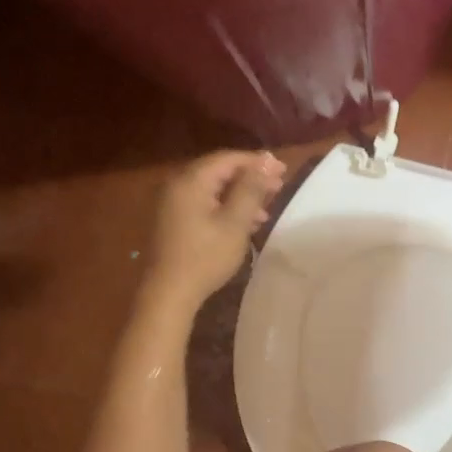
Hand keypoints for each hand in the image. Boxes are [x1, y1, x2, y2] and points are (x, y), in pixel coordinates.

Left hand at [144, 150, 284, 308]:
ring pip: (214, 188)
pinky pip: (205, 202)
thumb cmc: (205, 257)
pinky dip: (226, 206)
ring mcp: (173, 203)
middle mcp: (178, 185)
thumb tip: (267, 161)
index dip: (258, 161)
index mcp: (192, 181)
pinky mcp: (173, 219)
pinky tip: (245, 223)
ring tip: (267, 208)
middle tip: (279, 186)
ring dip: (241, 194)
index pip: (228, 158)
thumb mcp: (235, 222)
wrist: (168, 293)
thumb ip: (251, 189)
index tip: (283, 170)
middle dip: (251, 178)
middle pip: (220, 171)